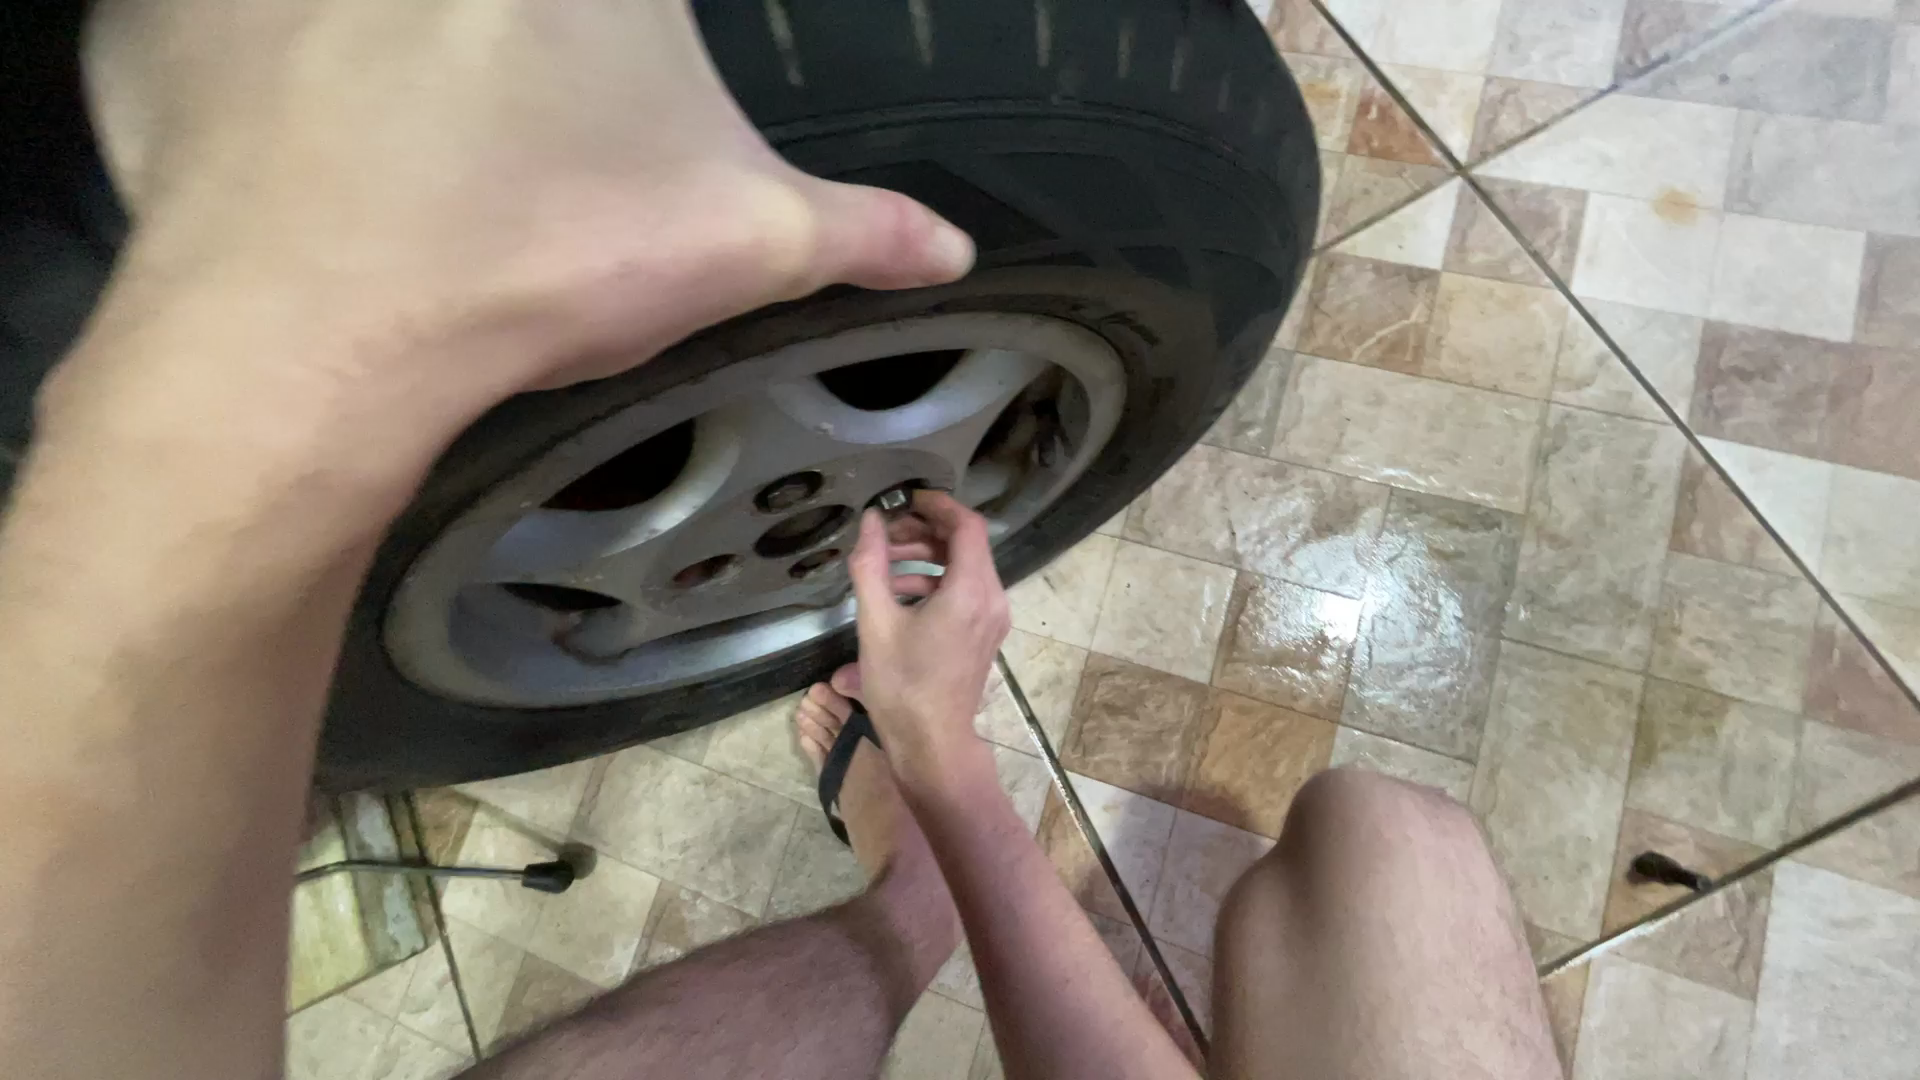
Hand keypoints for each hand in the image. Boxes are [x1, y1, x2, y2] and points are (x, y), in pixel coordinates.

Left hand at [59, 0, 973, 494]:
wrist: (334, 327)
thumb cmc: (560, 256)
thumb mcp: (750, 245)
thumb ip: (866, 234)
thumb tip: (953, 248)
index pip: (645, 24)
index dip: (639, 85)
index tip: (634, 140)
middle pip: (538, 40)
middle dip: (554, 95)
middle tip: (550, 169)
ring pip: (399, 44)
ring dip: (427, 91)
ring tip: (450, 189)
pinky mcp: (165, 19)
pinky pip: (250, 47)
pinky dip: (298, 103)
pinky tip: (342, 183)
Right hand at [845, 492, 1010, 773]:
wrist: (932, 743)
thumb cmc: (901, 686)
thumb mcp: (875, 623)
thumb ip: (871, 565)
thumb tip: (870, 521)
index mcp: (970, 592)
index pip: (967, 526)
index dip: (938, 505)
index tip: (906, 499)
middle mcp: (992, 598)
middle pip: (968, 543)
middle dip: (927, 530)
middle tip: (886, 533)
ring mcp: (994, 617)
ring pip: (967, 566)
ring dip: (929, 555)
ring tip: (886, 561)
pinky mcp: (987, 632)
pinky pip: (968, 590)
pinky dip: (938, 580)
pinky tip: (900, 592)